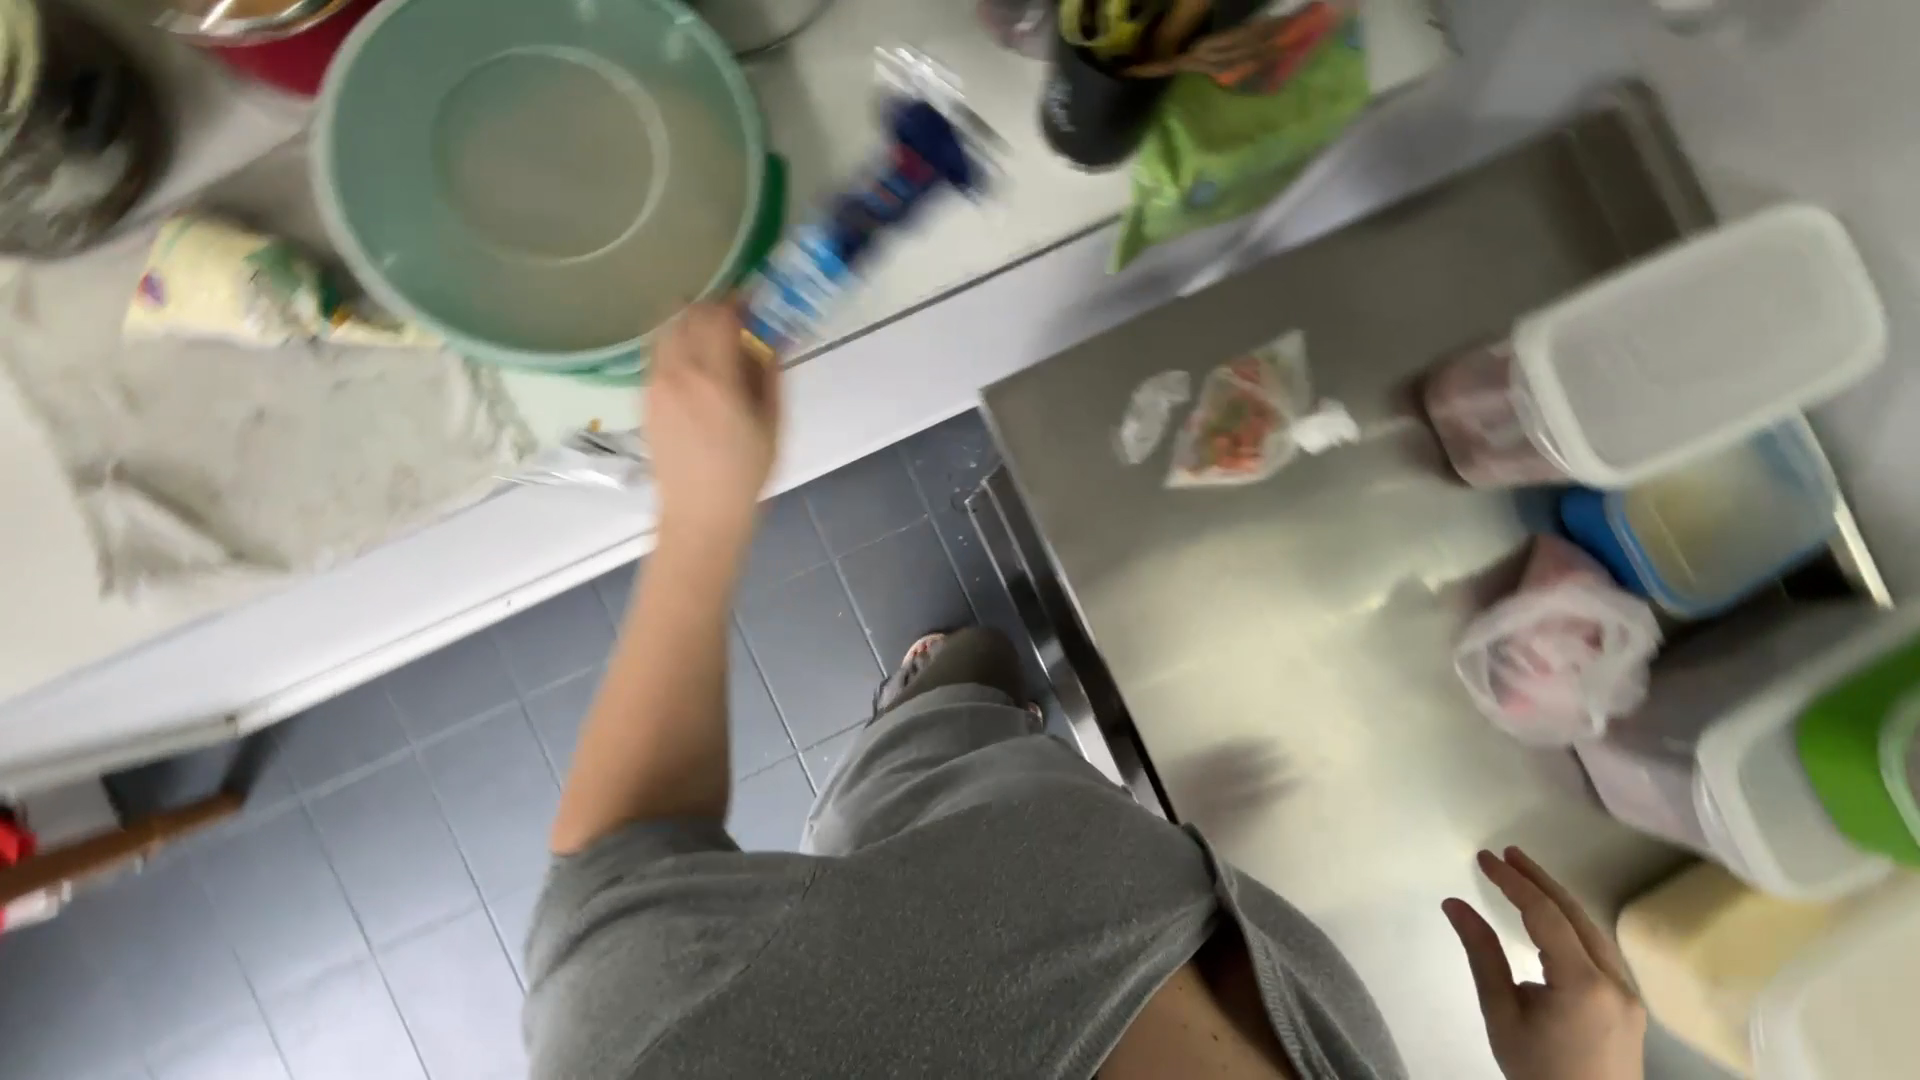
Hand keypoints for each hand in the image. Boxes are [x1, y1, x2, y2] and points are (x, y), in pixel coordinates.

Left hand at [645, 302, 780, 541]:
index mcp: (715, 378)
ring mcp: (654, 384)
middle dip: (713, 309)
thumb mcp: (772, 424)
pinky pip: (657, 355)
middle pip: (687, 313)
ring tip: (714, 344)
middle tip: (736, 322)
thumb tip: (772, 337)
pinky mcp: (644, 398)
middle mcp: (677, 372)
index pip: (719, 314)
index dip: (738, 302)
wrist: (700, 515)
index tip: (754, 306)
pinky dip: (676, 347)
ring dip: (690, 324)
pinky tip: (697, 371)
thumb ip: (770, 374)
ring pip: (666, 330)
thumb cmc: (746, 474)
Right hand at [1444, 847, 1646, 1079]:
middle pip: (1576, 917)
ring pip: (1592, 933)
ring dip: (1557, 901)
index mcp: (1584, 983)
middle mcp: (1615, 983)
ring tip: (1524, 878)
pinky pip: (1598, 952)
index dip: (1514, 882)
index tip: (1485, 858)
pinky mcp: (1629, 1009)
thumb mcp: (1501, 1014)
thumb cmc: (1538, 1071)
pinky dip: (1571, 925)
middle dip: (1539, 881)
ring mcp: (1628, 997)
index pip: (1545, 915)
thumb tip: (1454, 903)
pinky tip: (1552, 922)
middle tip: (1506, 854)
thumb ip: (1482, 954)